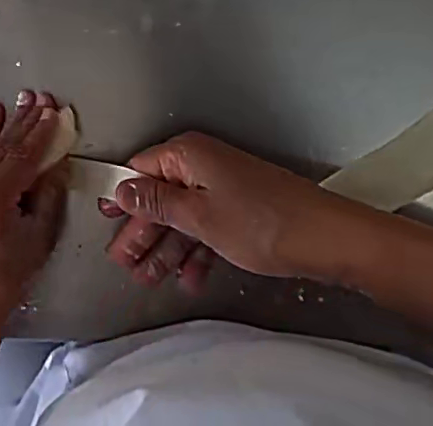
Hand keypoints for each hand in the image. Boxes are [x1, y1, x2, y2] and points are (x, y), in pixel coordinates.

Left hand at [0, 90, 68, 325]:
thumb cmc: (7, 274)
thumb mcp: (38, 237)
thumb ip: (48, 195)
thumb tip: (57, 161)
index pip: (23, 156)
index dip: (42, 133)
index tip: (55, 112)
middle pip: (8, 144)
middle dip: (28, 119)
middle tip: (44, 96)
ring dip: (11, 119)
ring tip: (24, 96)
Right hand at [99, 132, 401, 289]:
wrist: (327, 238)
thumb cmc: (262, 222)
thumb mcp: (198, 215)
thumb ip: (156, 202)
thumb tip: (122, 189)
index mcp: (187, 154)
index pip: (140, 169)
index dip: (121, 197)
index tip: (105, 219)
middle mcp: (201, 163)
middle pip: (159, 196)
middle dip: (142, 232)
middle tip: (124, 262)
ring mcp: (221, 185)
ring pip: (182, 215)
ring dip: (166, 247)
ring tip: (149, 278)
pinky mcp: (239, 207)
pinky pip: (205, 225)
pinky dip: (195, 250)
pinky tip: (187, 277)